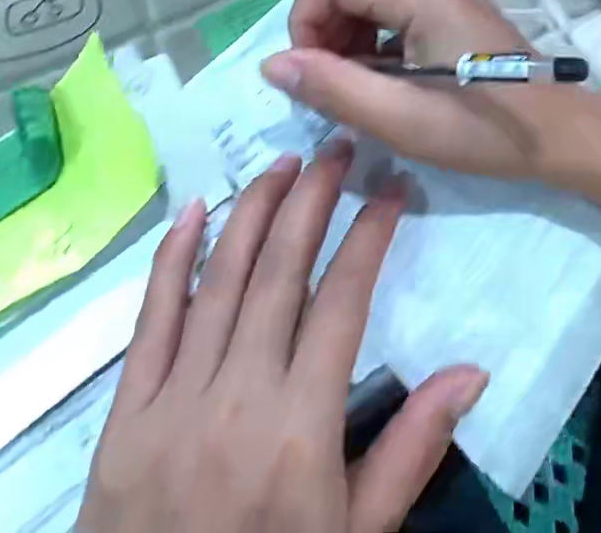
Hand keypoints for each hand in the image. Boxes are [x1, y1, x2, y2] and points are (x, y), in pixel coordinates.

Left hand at [78, 140, 486, 532]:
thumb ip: (410, 451)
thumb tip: (470, 371)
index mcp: (303, 428)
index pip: (343, 302)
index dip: (368, 236)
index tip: (388, 189)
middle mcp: (239, 393)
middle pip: (280, 270)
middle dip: (313, 199)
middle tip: (337, 149)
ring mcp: (177, 393)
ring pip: (220, 276)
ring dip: (254, 209)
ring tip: (284, 163)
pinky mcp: (129, 403)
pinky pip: (152, 314)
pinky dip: (173, 255)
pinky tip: (195, 207)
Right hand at [260, 0, 585, 181]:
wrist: (565, 137)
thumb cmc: (487, 131)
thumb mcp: (402, 119)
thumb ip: (333, 88)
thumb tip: (274, 65)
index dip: (305, 21)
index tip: (311, 74)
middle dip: (324, 35)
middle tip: (332, 89)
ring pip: (367, 3)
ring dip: (347, 44)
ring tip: (357, 92)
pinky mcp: (453, 12)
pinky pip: (392, 16)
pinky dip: (373, 47)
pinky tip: (386, 85)